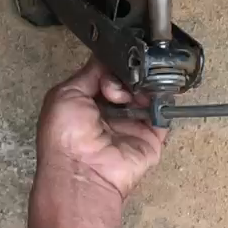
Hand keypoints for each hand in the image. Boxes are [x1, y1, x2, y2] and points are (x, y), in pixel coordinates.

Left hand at [35, 58, 166, 203]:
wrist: (82, 170)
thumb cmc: (64, 137)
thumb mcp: (66, 93)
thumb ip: (88, 72)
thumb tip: (104, 57)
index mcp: (87, 104)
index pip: (107, 75)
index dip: (110, 66)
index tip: (111, 65)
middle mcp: (110, 114)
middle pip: (129, 82)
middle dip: (125, 77)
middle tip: (114, 88)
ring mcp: (131, 125)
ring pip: (147, 93)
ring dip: (140, 87)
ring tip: (127, 97)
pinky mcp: (150, 137)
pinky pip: (163, 112)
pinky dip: (160, 100)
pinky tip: (148, 98)